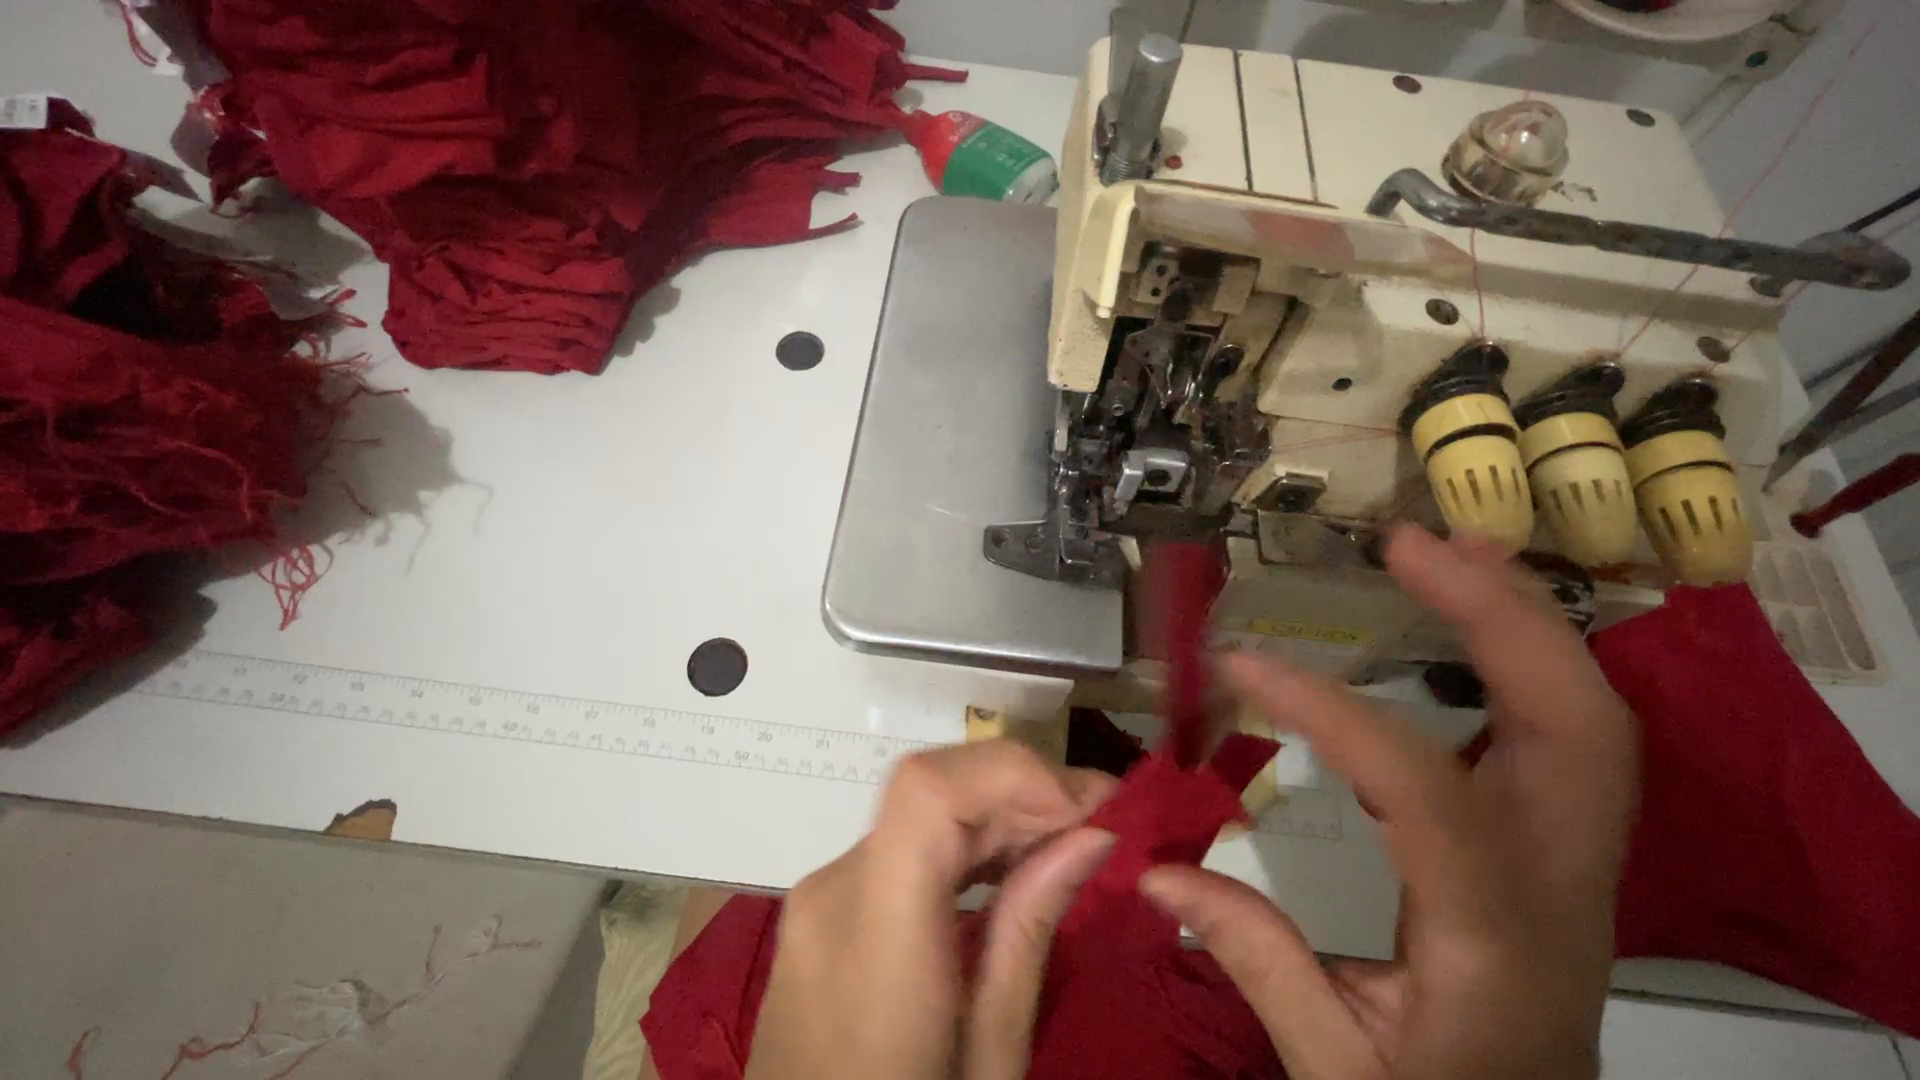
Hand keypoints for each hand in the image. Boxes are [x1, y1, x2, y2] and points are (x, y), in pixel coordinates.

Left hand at [747, 739, 1117, 1079]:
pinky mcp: (824, 909)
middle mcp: (833, 889)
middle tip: (1105, 824)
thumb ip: (1029, 934)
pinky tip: (1011, 870)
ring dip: (999, 813)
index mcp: (872, 936)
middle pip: (932, 791)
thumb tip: (1091, 835)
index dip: (1012, 773)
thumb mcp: (987, 1061)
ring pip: (919, 811)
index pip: (927, 790)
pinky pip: (901, 848)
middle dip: (1025, 792)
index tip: (1091, 807)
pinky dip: (963, 843)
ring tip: (1071, 844)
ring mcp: (819, 895)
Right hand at [1142, 524, 1637, 1079]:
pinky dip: (1523, 658)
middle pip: (1575, 724)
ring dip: (1520, 620)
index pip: (1422, 790)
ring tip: (1449, 551)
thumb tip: (1152, 870)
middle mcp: (1562, 882)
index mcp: (1496, 935)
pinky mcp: (1561, 847)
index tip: (1242, 664)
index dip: (1330, 712)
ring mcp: (1578, 860)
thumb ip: (1256, 961)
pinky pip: (1563, 732)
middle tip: (1406, 546)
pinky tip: (1471, 622)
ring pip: (1589, 716)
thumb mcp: (1337, 1065)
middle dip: (1493, 616)